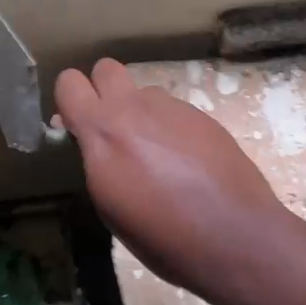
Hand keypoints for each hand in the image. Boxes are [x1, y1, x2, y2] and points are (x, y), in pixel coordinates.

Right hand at [54, 58, 292, 299]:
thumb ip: (94, 159)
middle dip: (103, 90)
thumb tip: (86, 137)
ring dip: (141, 113)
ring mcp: (170, 106)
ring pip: (142, 92)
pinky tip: (187, 164)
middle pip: (105, 68)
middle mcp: (133, 107)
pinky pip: (173, 110)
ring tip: (157, 155)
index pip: (68, 82)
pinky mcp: (200, 114)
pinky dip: (171, 128)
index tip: (77, 125)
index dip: (69, 100)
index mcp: (103, 131)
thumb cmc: (164, 237)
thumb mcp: (110, 206)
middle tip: (113, 127)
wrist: (237, 237)